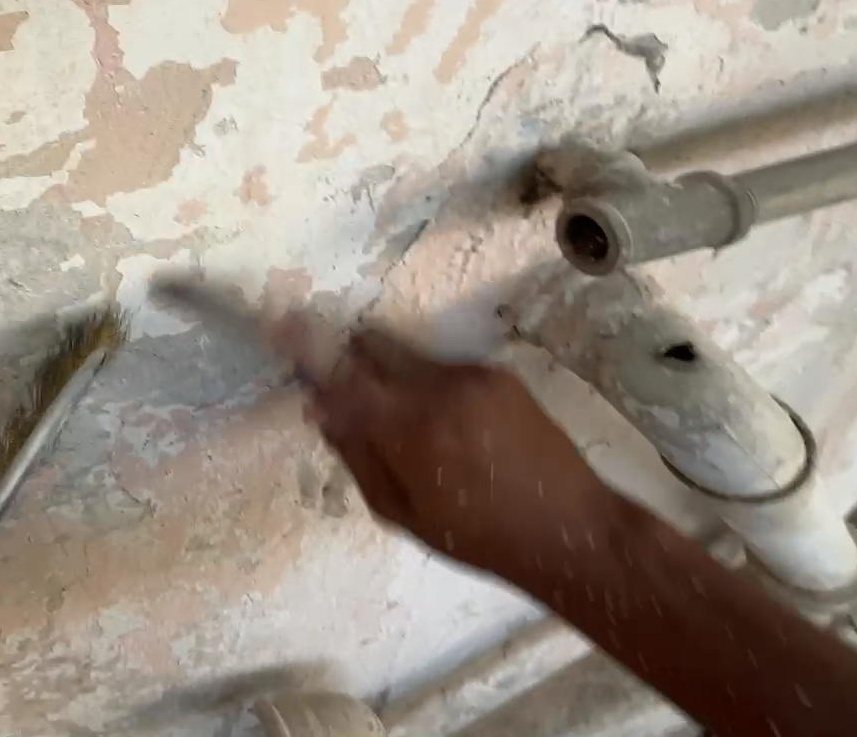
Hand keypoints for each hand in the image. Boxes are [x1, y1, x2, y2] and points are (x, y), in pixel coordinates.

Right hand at [278, 323, 618, 580]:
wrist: (576, 534)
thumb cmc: (476, 534)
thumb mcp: (398, 510)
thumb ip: (353, 453)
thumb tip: (317, 407)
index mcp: (405, 426)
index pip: (340, 370)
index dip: (305, 344)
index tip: (279, 323)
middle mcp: (434, 387)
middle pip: (369, 344)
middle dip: (350, 357)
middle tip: (352, 389)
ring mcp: (469, 375)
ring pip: (404, 356)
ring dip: (391, 376)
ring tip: (415, 423)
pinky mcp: (495, 373)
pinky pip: (439, 367)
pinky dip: (428, 385)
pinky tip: (452, 426)